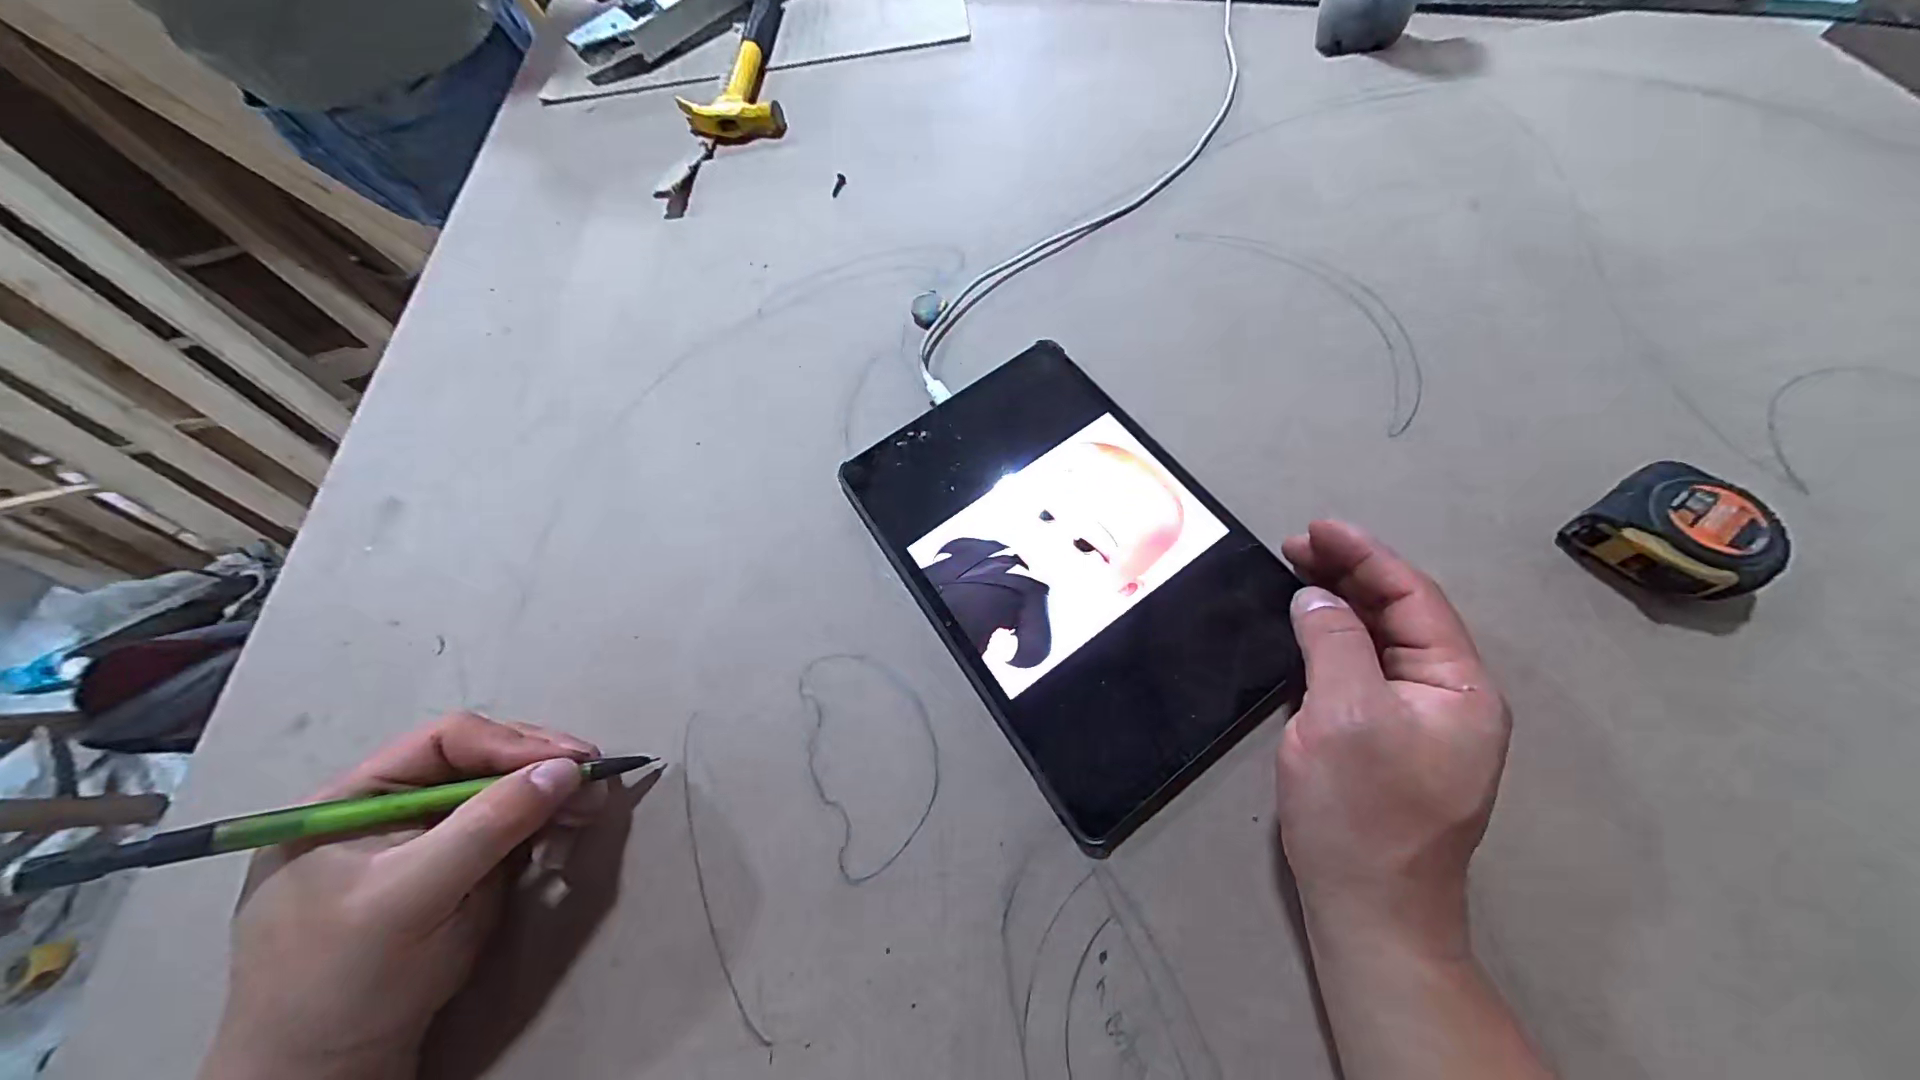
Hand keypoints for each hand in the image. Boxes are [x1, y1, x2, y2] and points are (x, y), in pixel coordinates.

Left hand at [199, 712, 606, 1079]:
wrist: (326, 1074)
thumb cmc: (347, 981)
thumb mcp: (414, 898)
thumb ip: (488, 824)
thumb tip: (568, 767)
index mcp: (359, 796)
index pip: (449, 741)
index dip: (515, 743)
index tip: (574, 761)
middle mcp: (399, 803)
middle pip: (485, 759)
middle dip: (543, 770)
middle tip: (596, 786)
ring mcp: (433, 834)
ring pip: (508, 791)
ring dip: (553, 799)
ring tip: (587, 815)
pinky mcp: (463, 863)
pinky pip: (515, 827)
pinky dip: (547, 827)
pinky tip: (561, 843)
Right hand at [1276, 520, 1510, 955]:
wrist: (1368, 904)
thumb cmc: (1361, 811)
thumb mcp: (1344, 717)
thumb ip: (1334, 644)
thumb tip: (1313, 596)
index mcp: (1459, 688)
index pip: (1414, 599)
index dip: (1365, 556)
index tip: (1316, 528)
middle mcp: (1446, 695)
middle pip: (1399, 613)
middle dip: (1349, 573)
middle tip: (1295, 545)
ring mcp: (1413, 716)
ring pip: (1378, 638)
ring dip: (1338, 601)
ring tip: (1296, 570)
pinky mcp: (1379, 733)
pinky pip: (1359, 666)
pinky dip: (1332, 635)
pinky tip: (1306, 622)